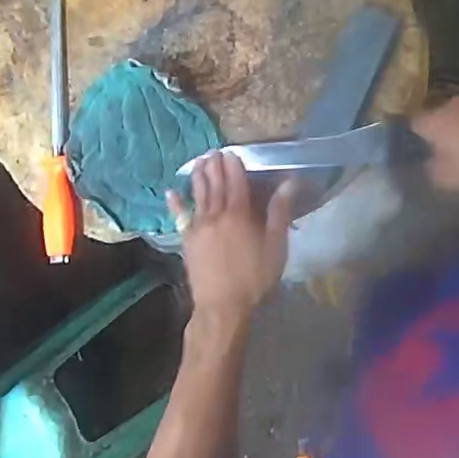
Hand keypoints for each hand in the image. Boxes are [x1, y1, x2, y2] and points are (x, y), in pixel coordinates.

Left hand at [167, 152, 295, 323]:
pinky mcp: (188, 240)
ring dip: (198, 177)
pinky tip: (171, 192)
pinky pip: (180, 217)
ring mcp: (199, 226)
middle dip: (215, 167)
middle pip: (215, 185)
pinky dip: (176, 204)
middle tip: (213, 151)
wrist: (223, 305)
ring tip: (198, 162)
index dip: (234, 166)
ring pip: (199, 195)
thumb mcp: (275, 246)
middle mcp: (217, 214)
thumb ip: (279, 212)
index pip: (236, 182)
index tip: (231, 153)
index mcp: (239, 214)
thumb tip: (288, 183)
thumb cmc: (254, 277)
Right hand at [412, 92, 458, 202]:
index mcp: (436, 123)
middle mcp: (452, 104)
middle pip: (441, 113)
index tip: (430, 147)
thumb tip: (430, 159)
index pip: (417, 123)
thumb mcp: (449, 180)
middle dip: (446, 126)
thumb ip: (432, 166)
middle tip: (457, 146)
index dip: (422, 135)